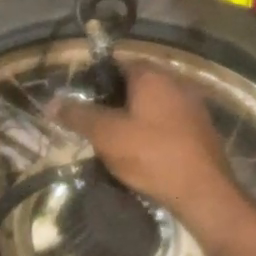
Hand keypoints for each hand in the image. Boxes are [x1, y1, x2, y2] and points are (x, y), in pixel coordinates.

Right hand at [50, 63, 237, 214]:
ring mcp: (193, 106)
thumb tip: (52, 102)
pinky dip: (152, 131)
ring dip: (133, 117)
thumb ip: (78, 116)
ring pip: (153, 104)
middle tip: (93, 124)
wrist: (203, 191)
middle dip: (114, 101)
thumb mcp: (106, 135)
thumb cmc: (151, 155)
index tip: (80, 101)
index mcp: (152, 76)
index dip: (95, 81)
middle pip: (136, 85)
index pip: (117, 64)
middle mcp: (176, 82)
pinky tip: (141, 152)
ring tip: (114, 141)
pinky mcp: (201, 130)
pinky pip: (168, 122)